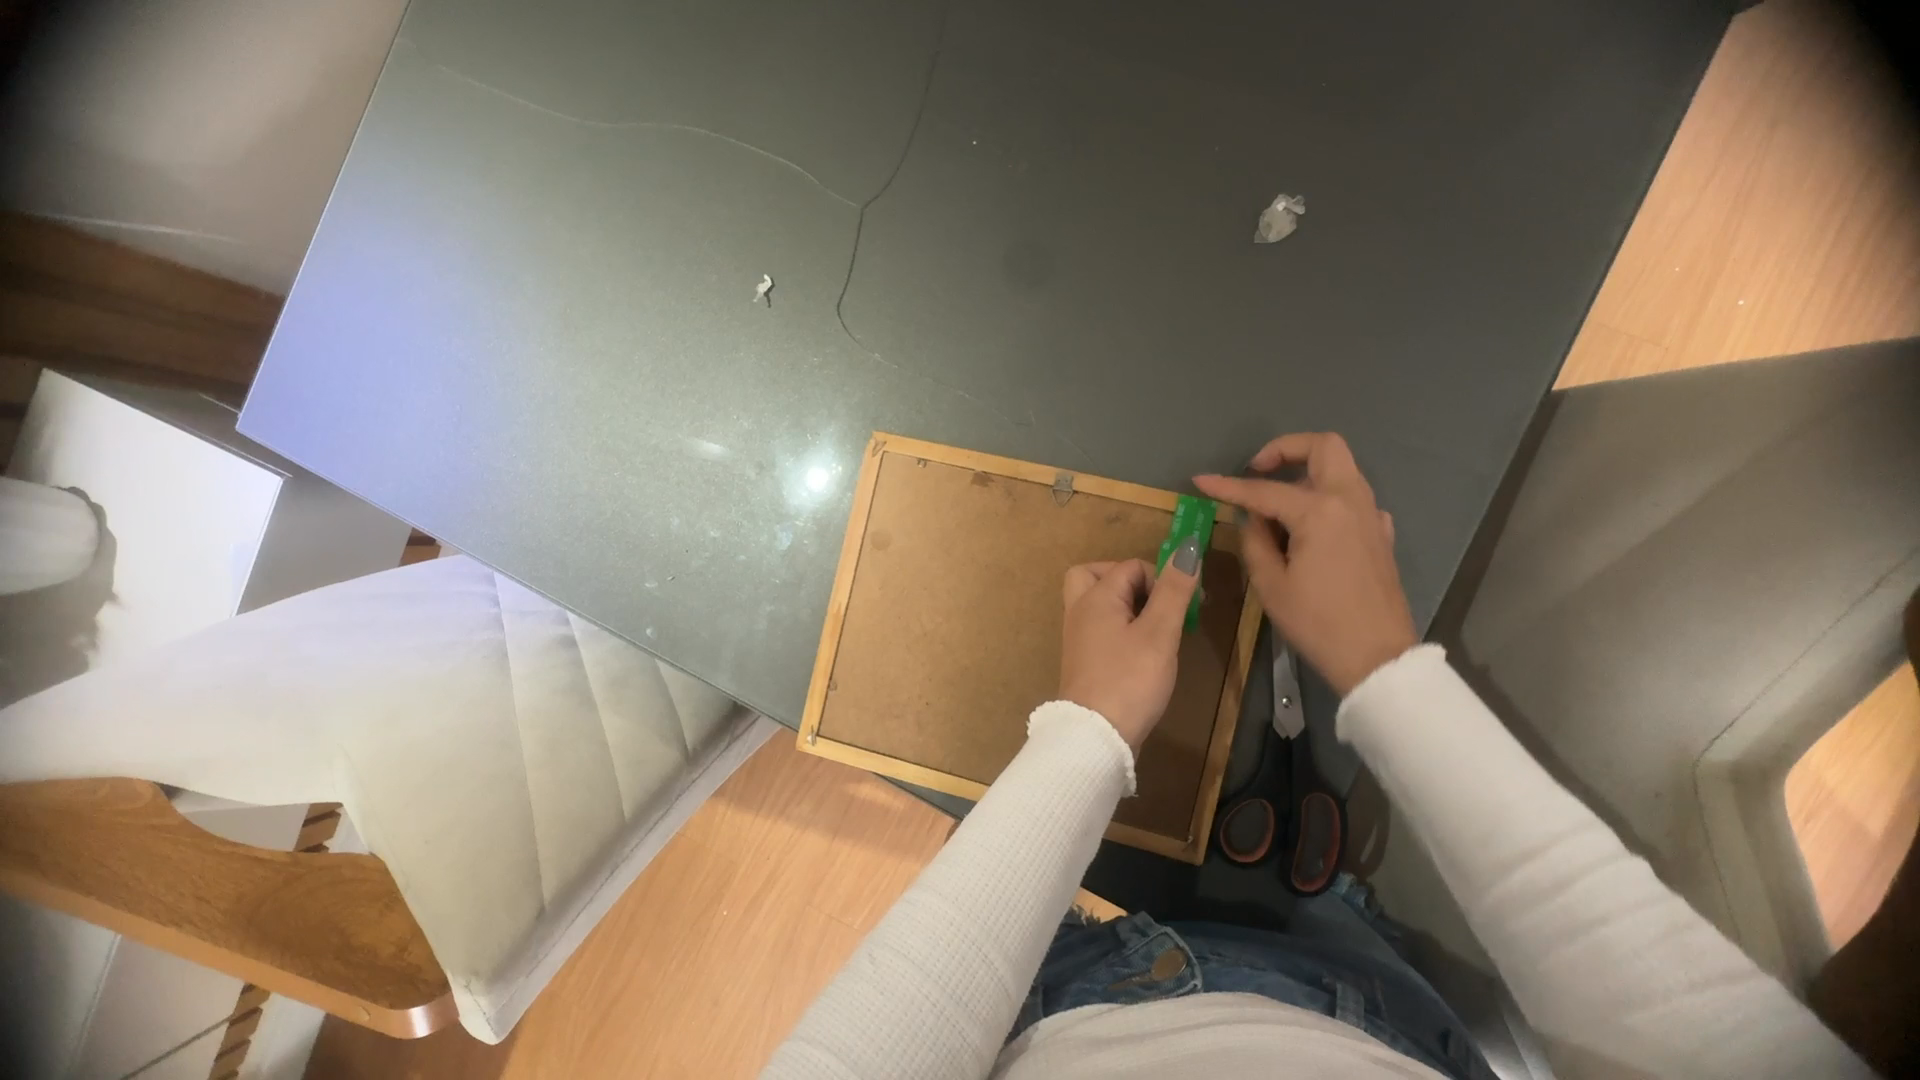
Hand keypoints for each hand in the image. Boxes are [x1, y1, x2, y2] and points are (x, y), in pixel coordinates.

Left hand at [1057, 541, 1202, 750]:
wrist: (1096, 736)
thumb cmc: (1129, 680)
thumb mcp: (1159, 633)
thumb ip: (1174, 590)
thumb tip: (1188, 547)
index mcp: (1094, 598)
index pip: (1131, 566)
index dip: (1162, 579)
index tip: (1187, 605)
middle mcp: (1079, 611)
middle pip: (1096, 575)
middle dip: (1131, 582)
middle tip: (1157, 605)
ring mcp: (1078, 637)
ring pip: (1098, 603)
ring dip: (1128, 607)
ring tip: (1156, 628)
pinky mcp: (1084, 661)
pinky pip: (1100, 628)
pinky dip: (1121, 629)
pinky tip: (1143, 651)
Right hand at [1195, 433, 1415, 696]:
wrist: (1376, 658)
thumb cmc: (1317, 623)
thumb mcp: (1271, 584)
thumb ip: (1255, 541)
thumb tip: (1252, 519)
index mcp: (1319, 511)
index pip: (1263, 489)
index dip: (1228, 485)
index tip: (1201, 480)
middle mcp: (1349, 501)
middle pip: (1323, 446)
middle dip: (1285, 449)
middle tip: (1258, 470)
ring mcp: (1371, 515)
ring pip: (1339, 469)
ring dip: (1305, 474)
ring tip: (1277, 508)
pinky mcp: (1380, 533)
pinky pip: (1352, 499)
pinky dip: (1326, 501)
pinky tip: (1310, 531)